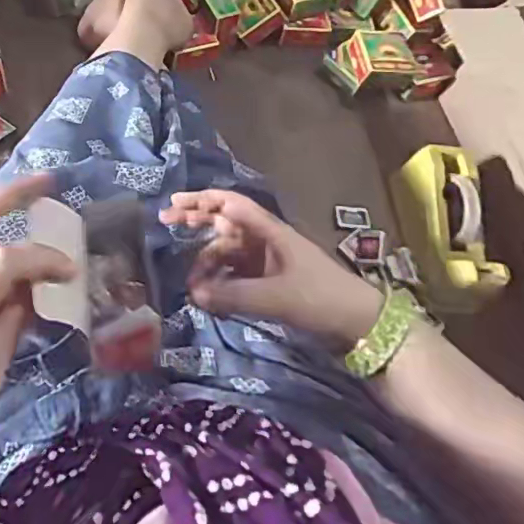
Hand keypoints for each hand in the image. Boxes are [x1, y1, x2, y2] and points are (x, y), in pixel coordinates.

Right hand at [160, 189, 381, 347]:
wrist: (358, 322)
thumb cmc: (320, 298)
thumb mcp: (276, 297)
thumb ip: (233, 295)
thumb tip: (194, 294)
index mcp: (270, 231)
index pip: (230, 205)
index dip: (202, 200)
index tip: (174, 203)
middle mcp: (265, 240)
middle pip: (224, 223)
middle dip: (195, 221)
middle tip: (165, 221)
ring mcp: (266, 260)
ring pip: (226, 252)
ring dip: (206, 263)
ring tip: (192, 286)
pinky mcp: (268, 280)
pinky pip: (235, 273)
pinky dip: (219, 281)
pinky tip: (208, 295)